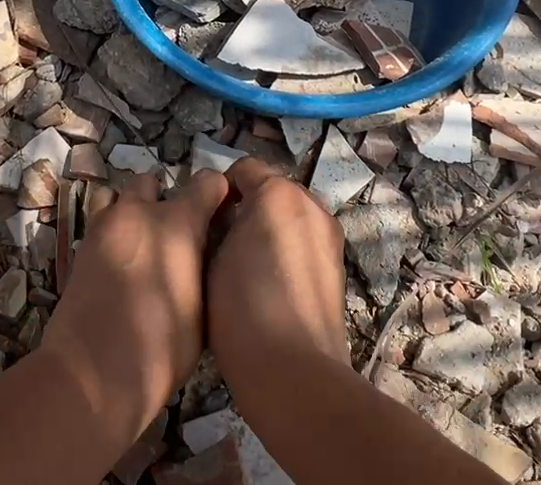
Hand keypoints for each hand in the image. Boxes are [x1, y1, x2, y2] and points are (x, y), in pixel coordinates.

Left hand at [39, 169, 229, 434]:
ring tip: (140, 244)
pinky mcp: (81, 243)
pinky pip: (101, 219)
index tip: (220, 209)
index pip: (207, 182)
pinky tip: (120, 261)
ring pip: (120, 196)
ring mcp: (106, 224)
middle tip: (173, 234)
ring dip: (132, 210)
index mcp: (179, 224)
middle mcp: (141, 212)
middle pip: (154, 182)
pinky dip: (112, 230)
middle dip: (164, 199)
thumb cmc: (162, 349)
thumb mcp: (203, 309)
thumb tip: (203, 252)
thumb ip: (203, 266)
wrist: (92, 372)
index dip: (216, 192)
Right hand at [207, 158, 348, 382]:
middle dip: (245, 209)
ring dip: (266, 230)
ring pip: (288, 218)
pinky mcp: (337, 268)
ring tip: (242, 268)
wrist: (293, 371)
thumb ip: (215, 224)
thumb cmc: (241, 307)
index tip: (203, 219)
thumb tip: (221, 220)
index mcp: (278, 193)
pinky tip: (267, 286)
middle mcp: (310, 206)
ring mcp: (329, 237)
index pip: (243, 169)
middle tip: (219, 244)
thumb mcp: (210, 257)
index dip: (219, 191)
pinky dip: (284, 252)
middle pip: (270, 191)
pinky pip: (303, 243)